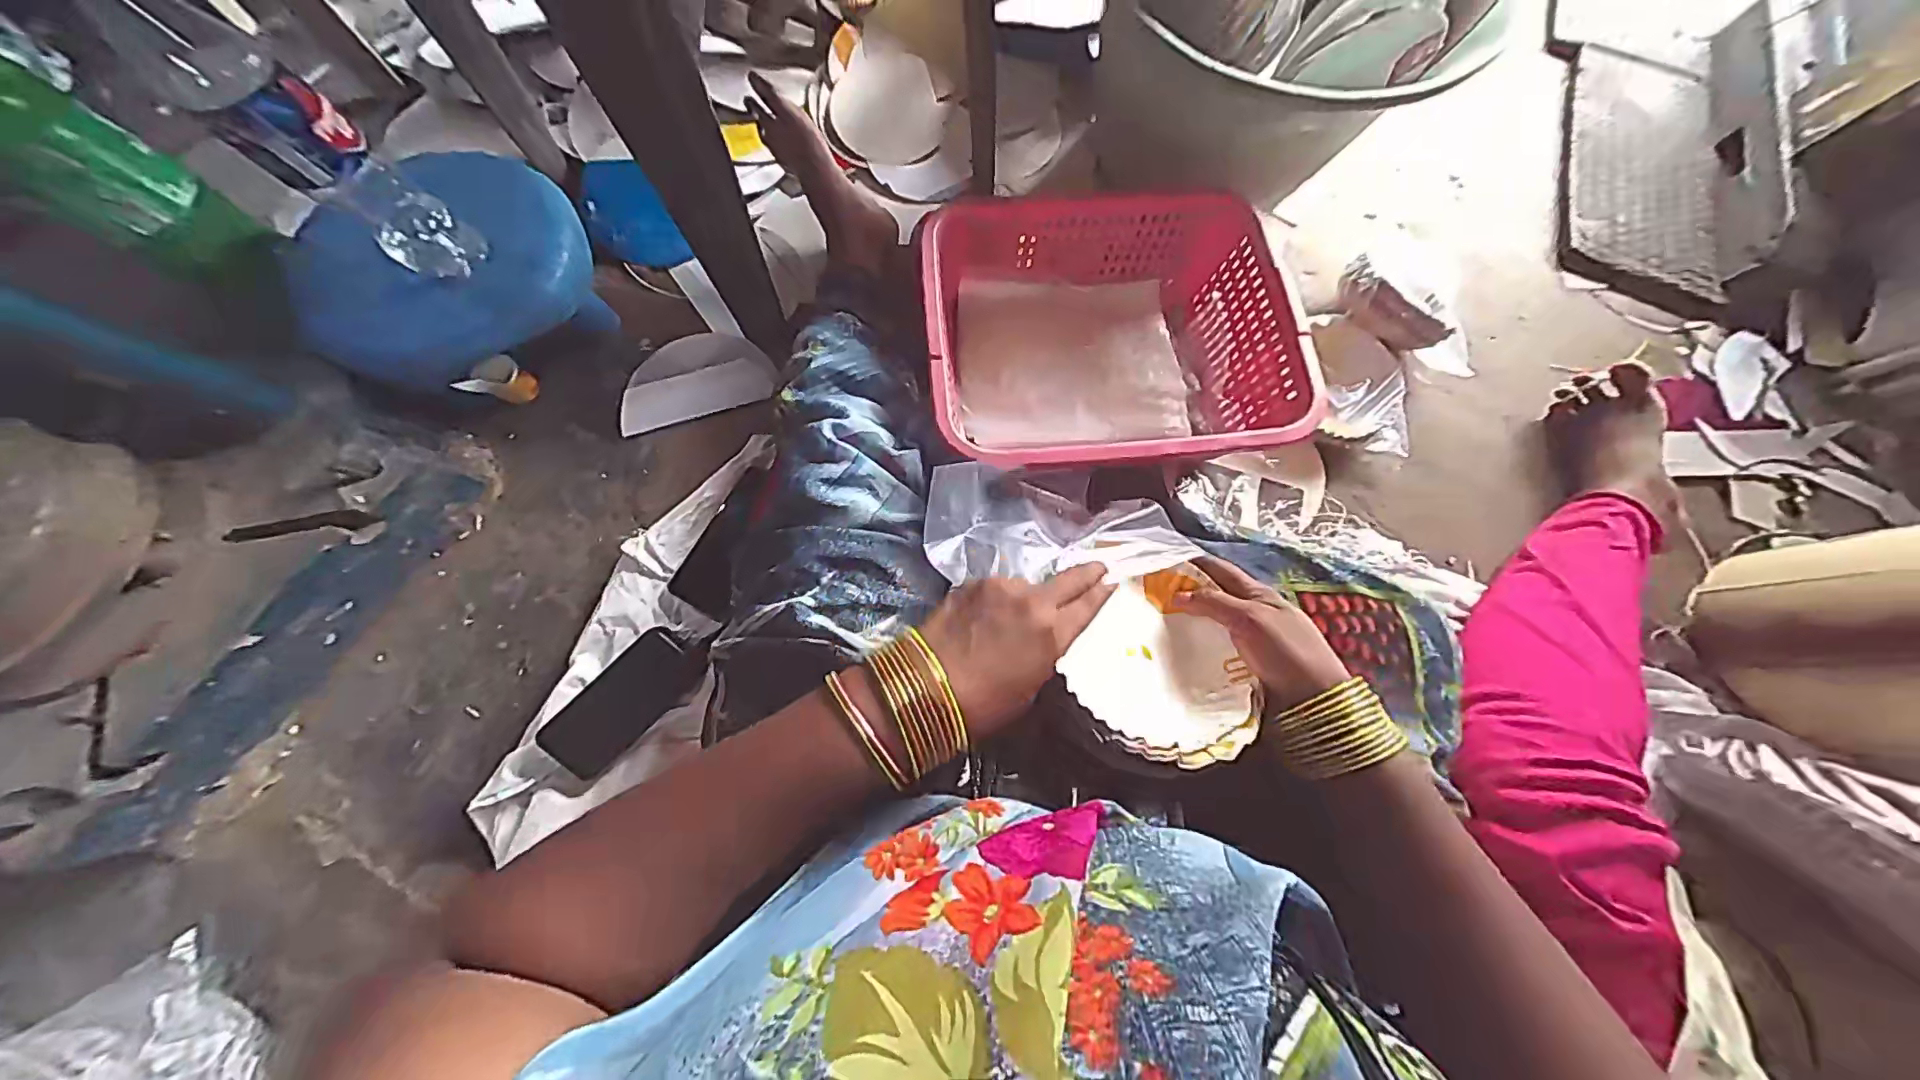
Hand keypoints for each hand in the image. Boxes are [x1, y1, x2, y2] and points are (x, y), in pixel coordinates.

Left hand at [915, 564, 1115, 738]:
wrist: (928, 688)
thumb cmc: (985, 704)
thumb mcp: (1031, 685)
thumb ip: (1044, 651)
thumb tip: (1043, 636)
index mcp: (1053, 633)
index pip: (1088, 605)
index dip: (1101, 593)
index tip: (1111, 582)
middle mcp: (1032, 601)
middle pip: (1069, 579)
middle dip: (1086, 573)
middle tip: (1097, 566)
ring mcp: (1000, 587)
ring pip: (1024, 585)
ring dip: (1025, 596)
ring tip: (1011, 615)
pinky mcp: (972, 583)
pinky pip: (994, 589)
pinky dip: (996, 599)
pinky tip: (984, 616)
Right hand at [1171, 556, 1350, 711]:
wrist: (1315, 699)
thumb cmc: (1287, 652)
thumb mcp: (1249, 619)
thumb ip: (1214, 603)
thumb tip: (1177, 594)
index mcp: (1256, 593)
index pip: (1217, 569)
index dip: (1191, 562)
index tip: (1161, 564)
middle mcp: (1252, 611)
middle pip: (1212, 594)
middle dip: (1185, 590)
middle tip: (1152, 594)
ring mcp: (1250, 637)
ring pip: (1212, 620)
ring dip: (1189, 618)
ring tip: (1160, 620)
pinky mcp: (1246, 661)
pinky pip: (1214, 644)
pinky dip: (1197, 641)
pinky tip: (1182, 647)